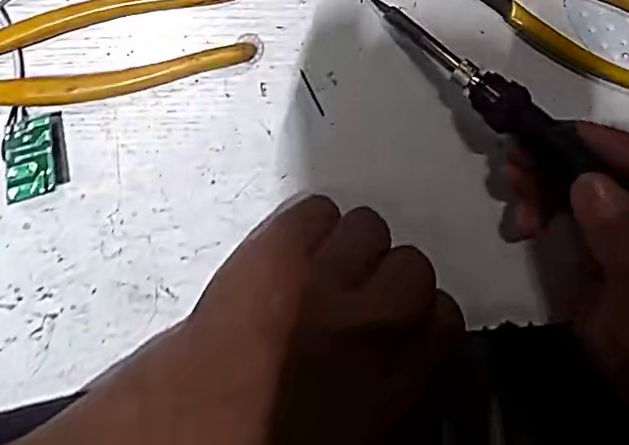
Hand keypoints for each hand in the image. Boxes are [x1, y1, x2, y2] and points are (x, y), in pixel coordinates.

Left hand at [24, 195, 461, 444]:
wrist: (180, 437)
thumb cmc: (261, 443)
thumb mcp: (354, 436)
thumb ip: (393, 396)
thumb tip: (406, 366)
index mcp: (393, 383)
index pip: (447, 319)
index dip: (427, 317)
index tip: (408, 321)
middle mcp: (369, 325)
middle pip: (414, 263)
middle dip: (391, 278)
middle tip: (361, 292)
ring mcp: (320, 278)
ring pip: (368, 225)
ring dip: (351, 245)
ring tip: (325, 264)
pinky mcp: (276, 247)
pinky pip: (316, 207)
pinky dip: (310, 223)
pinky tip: (293, 248)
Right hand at [502, 123, 628, 438]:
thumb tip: (592, 183)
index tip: (578, 139)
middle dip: (576, 161)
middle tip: (529, 155)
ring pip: (602, 180)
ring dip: (552, 176)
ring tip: (517, 179)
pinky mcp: (619, 237)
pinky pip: (581, 201)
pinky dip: (547, 197)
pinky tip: (526, 208)